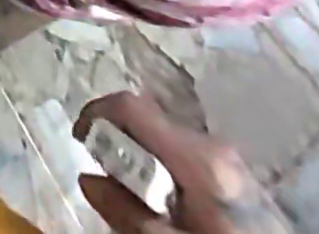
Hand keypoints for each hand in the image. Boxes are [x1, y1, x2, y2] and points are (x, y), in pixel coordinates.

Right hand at [74, 93, 288, 233]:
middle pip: (147, 119)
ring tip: (131, 191)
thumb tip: (87, 178)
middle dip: (116, 138)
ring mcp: (229, 160)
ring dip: (137, 154)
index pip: (131, 106)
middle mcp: (213, 146)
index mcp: (197, 159)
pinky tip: (163, 201)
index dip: (96, 114)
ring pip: (163, 137)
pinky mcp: (237, 177)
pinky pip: (182, 154)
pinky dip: (160, 166)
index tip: (81, 141)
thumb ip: (125, 212)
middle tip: (104, 173)